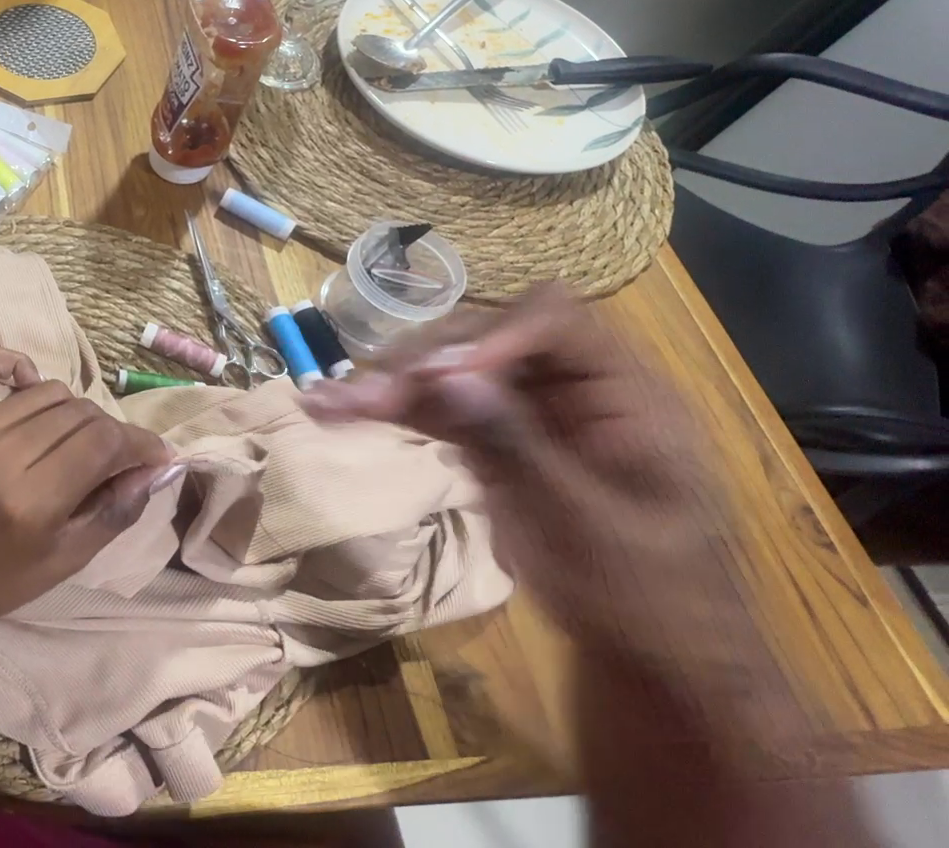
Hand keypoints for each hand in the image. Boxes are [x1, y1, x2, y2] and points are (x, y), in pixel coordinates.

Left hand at [0, 345, 182, 642]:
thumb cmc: (0, 582)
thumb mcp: (68, 561)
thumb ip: (117, 511)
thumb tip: (154, 467)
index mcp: (31, 502)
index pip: (104, 442)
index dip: (141, 444)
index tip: (155, 456)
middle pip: (79, 413)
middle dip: (111, 432)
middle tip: (113, 459)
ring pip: (47, 391)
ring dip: (74, 410)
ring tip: (74, 440)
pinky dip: (14, 363)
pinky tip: (30, 383)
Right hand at [297, 286, 732, 650]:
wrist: (652, 660)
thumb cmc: (641, 596)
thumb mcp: (578, 521)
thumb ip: (510, 443)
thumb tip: (442, 376)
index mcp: (624, 395)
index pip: (554, 323)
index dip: (490, 336)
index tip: (434, 378)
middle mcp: (573, 390)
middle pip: (488, 339)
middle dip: (426, 362)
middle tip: (369, 396)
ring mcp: (531, 416)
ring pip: (453, 373)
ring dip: (392, 384)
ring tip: (330, 402)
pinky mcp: (496, 443)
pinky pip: (440, 412)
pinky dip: (393, 412)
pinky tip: (339, 411)